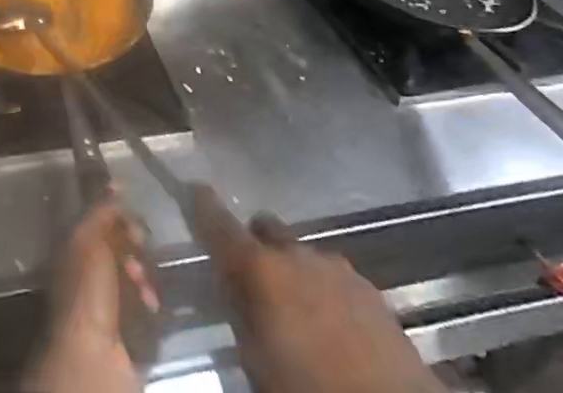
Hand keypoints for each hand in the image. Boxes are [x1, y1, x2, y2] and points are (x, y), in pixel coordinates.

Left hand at [24, 200, 157, 392]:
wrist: (93, 355)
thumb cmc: (86, 290)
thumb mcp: (88, 239)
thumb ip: (101, 210)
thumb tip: (116, 183)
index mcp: (72, 251)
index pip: (99, 222)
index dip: (116, 215)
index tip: (131, 214)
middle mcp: (88, 274)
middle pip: (122, 247)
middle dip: (134, 245)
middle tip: (138, 247)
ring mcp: (108, 302)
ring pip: (137, 274)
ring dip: (144, 274)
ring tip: (142, 283)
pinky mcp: (128, 325)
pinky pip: (146, 302)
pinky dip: (149, 300)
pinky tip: (148, 304)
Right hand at [189, 186, 439, 392]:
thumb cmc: (307, 388)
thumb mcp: (255, 362)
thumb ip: (239, 316)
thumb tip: (228, 288)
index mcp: (262, 269)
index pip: (220, 224)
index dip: (202, 205)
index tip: (193, 188)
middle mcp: (297, 255)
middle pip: (265, 230)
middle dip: (253, 244)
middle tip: (245, 278)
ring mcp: (338, 268)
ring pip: (300, 255)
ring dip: (289, 271)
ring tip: (289, 310)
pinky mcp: (370, 289)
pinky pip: (331, 277)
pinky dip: (320, 289)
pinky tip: (325, 325)